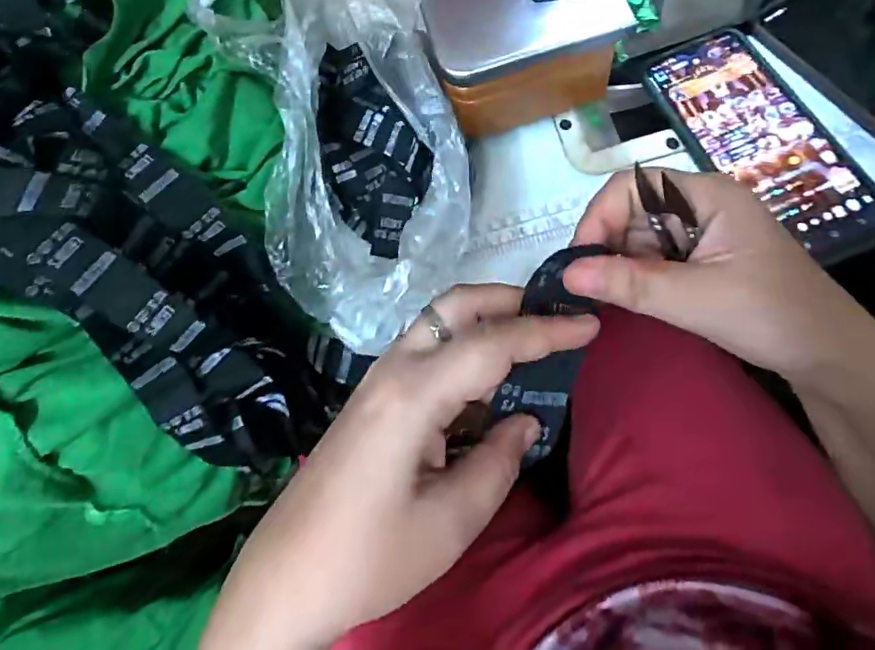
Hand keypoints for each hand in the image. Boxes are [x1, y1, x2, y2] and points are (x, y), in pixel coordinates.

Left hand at [200, 284, 599, 649]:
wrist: (285, 574)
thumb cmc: (369, 555)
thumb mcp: (449, 523)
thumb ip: (498, 463)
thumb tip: (526, 421)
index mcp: (414, 393)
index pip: (492, 343)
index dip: (544, 330)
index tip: (589, 323)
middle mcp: (395, 368)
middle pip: (456, 306)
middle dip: (508, 299)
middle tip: (555, 313)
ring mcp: (379, 378)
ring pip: (439, 323)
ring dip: (486, 321)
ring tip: (533, 344)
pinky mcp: (374, 395)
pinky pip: (427, 351)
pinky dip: (463, 349)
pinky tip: (487, 385)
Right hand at [562, 169, 874, 378]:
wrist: (836, 360)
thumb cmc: (774, 317)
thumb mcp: (697, 300)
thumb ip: (630, 284)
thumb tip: (567, 274)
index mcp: (706, 193)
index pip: (630, 185)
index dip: (598, 217)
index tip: (580, 262)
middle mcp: (702, 202)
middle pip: (633, 208)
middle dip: (609, 245)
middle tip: (592, 288)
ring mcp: (705, 229)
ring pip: (642, 234)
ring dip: (624, 264)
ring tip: (614, 299)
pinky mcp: (707, 255)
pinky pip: (658, 255)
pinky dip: (642, 275)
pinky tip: (638, 300)